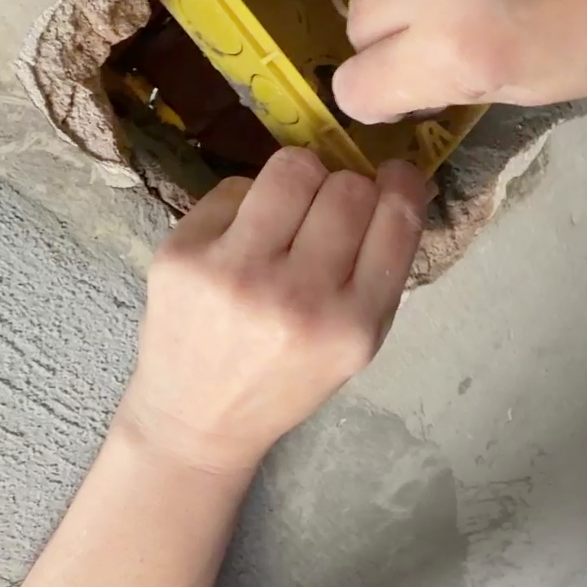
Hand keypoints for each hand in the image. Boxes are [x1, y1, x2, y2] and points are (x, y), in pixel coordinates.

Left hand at [115, 148, 428, 475]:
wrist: (198, 419)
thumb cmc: (290, 379)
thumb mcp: (357, 345)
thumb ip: (383, 271)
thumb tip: (401, 186)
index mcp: (352, 327)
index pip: (397, 221)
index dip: (403, 184)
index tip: (397, 175)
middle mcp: (298, 299)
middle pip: (348, 188)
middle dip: (350, 188)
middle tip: (333, 212)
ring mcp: (236, 273)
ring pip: (293, 168)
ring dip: (304, 178)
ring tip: (292, 206)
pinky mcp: (183, 254)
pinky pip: (237, 185)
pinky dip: (250, 201)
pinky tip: (243, 236)